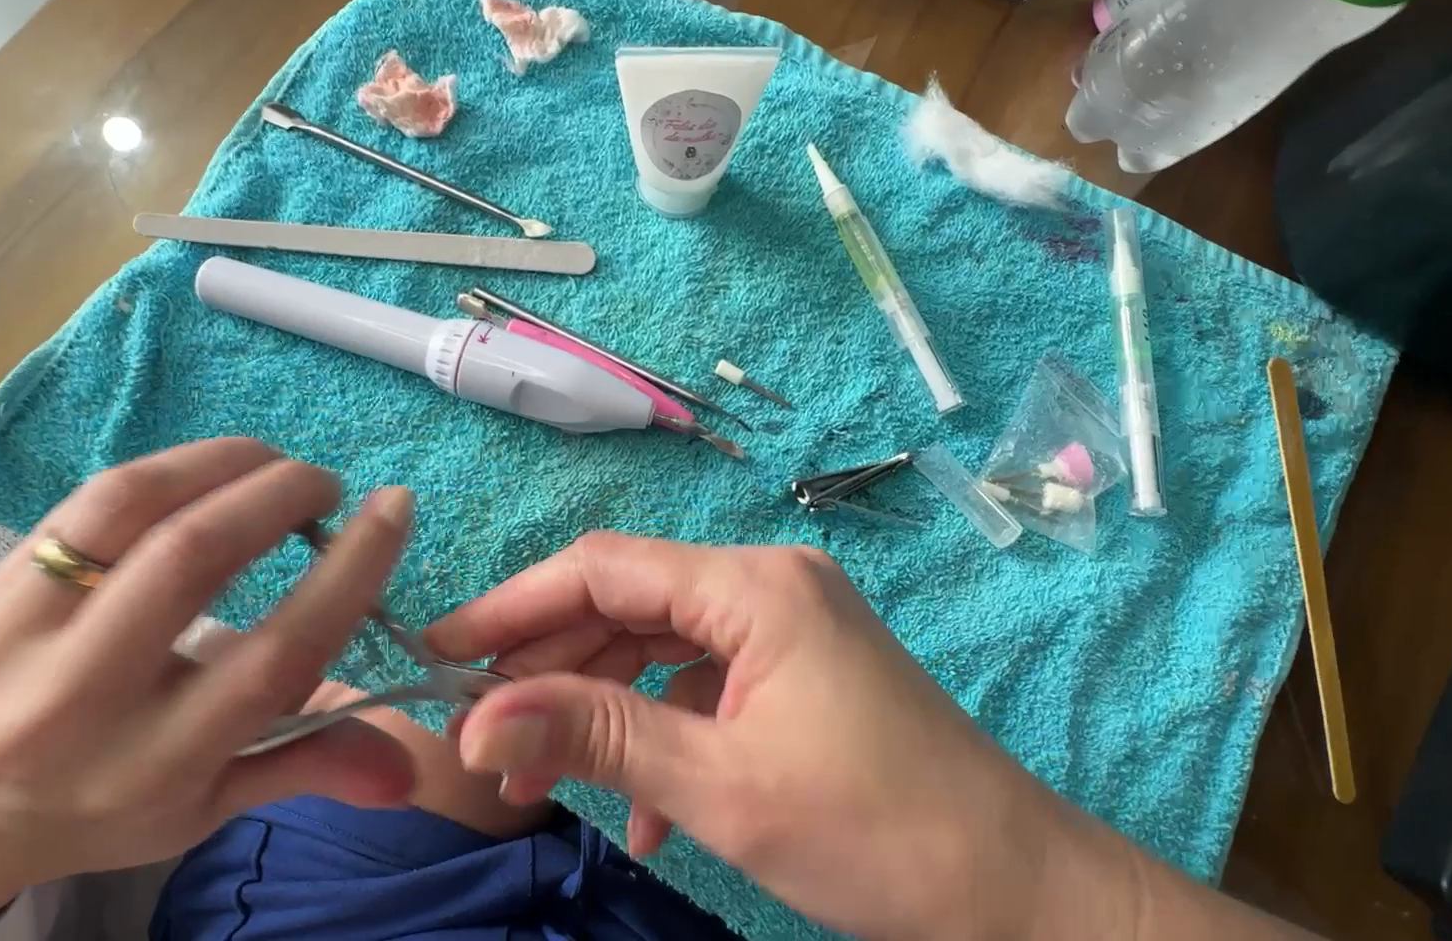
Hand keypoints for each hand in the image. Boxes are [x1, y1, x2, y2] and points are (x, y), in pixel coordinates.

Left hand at [0, 439, 417, 930]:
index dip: (348, 571)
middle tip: (326, 485)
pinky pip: (93, 499)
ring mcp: (22, 632)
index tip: (392, 510)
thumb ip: (311, 766)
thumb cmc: (102, 807)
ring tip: (274, 465)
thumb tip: (412, 769)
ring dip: (228, 464)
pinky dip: (175, 468)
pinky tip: (212, 472)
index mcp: (157, 763)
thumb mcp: (211, 807)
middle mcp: (83, 698)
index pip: (275, 655)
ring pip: (135, 506)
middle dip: (283, 494)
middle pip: (195, 557)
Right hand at [424, 534, 1130, 940]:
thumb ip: (595, 738)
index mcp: (753, 585)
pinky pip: (701, 678)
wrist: (1010, 883)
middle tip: (487, 733)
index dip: (514, 604)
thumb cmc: (871, 830)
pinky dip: (658, 728)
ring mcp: (783, 621)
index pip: (604, 568)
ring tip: (541, 779)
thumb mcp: (719, 786)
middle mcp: (765, 581)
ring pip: (659, 643)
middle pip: (628, 602)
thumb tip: (476, 725)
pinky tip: (638, 805)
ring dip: (599, 706)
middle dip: (552, 667)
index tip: (441, 649)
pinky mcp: (793, 664)